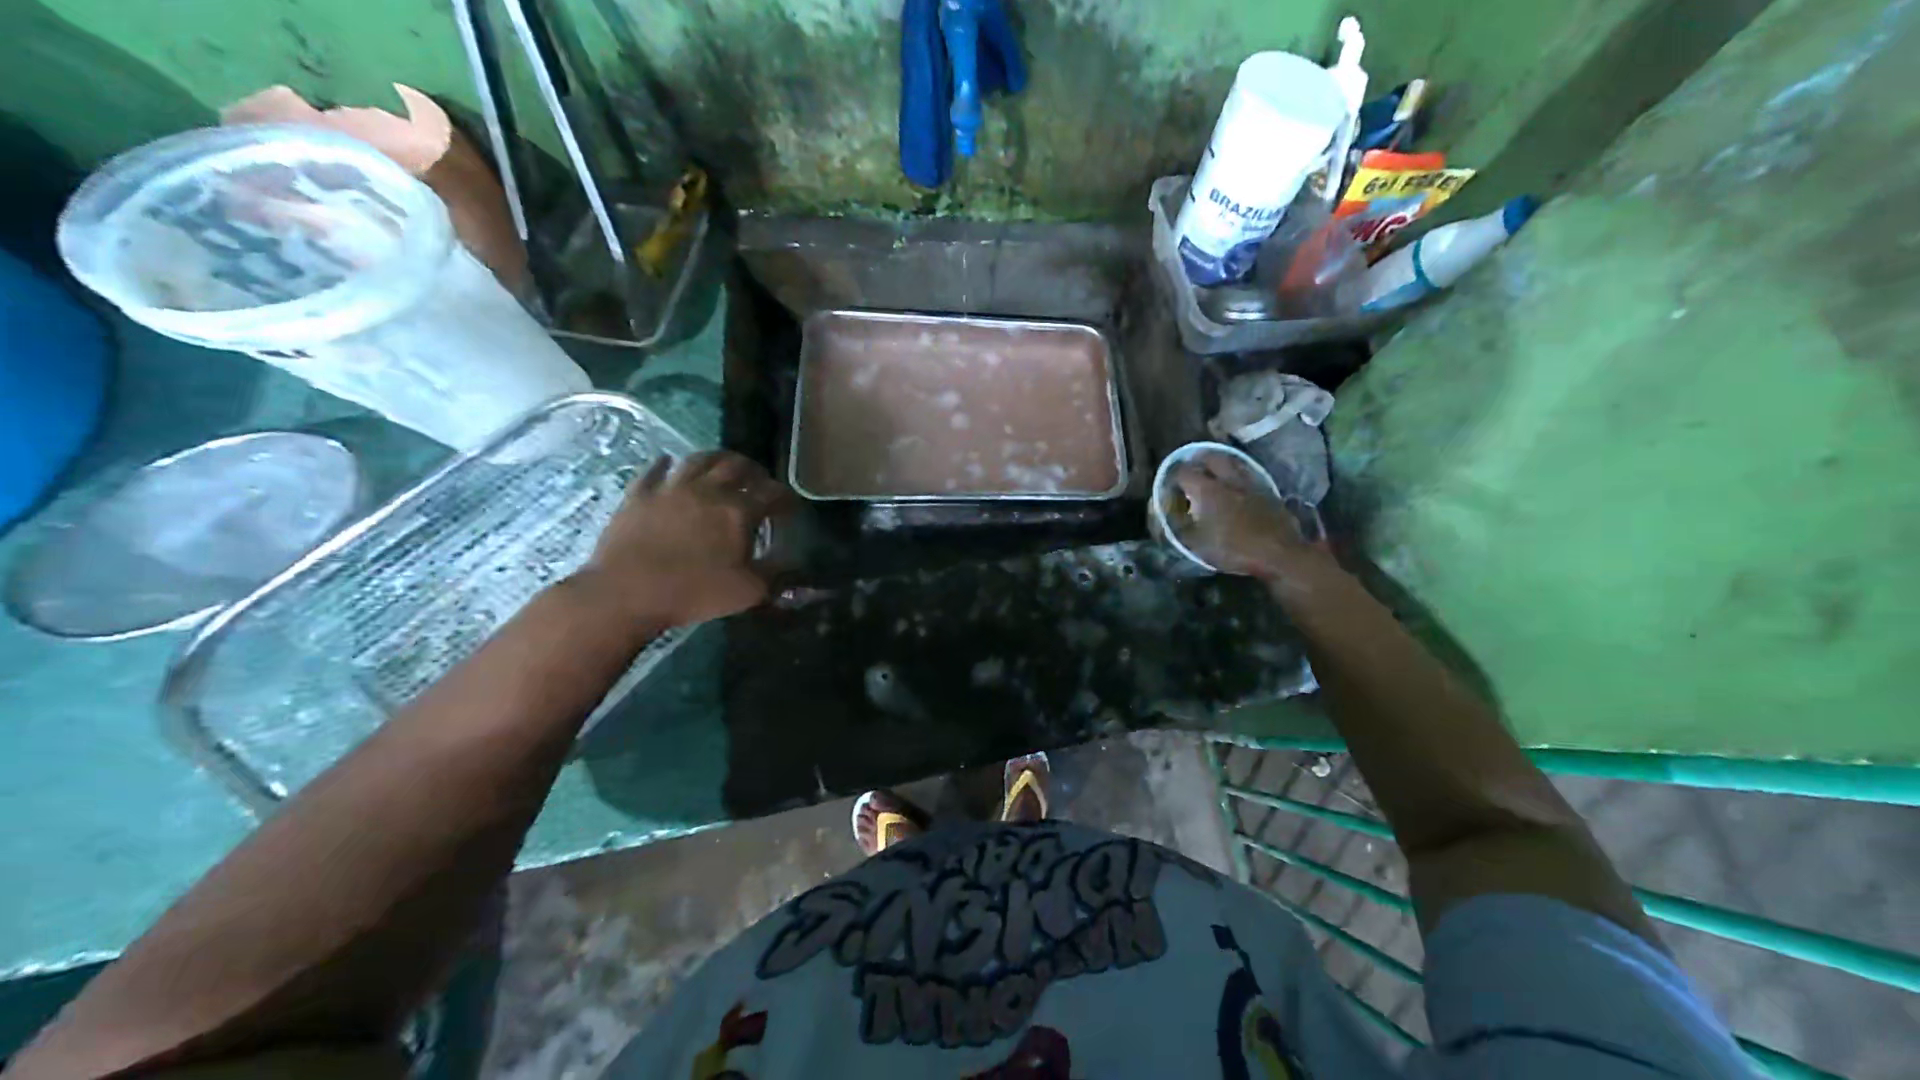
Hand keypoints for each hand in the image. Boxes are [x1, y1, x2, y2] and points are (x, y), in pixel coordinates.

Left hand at [574, 450, 792, 626]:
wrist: (626, 593)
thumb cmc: (693, 593)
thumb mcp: (748, 592)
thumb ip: (777, 575)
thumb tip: (797, 564)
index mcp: (738, 511)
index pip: (772, 493)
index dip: (786, 498)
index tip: (791, 508)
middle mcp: (708, 490)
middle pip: (737, 466)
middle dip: (755, 471)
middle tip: (760, 481)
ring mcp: (671, 488)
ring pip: (699, 459)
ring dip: (717, 459)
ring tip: (724, 466)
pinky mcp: (639, 494)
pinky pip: (654, 470)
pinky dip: (665, 463)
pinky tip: (668, 462)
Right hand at [1170, 453, 1317, 577]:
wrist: (1278, 553)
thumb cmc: (1232, 549)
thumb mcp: (1195, 543)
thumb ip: (1177, 524)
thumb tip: (1165, 510)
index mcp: (1206, 491)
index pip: (1183, 472)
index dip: (1173, 476)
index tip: (1169, 484)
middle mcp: (1228, 480)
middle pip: (1212, 458)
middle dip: (1199, 459)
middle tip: (1193, 466)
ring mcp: (1251, 483)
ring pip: (1234, 462)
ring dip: (1221, 462)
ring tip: (1215, 469)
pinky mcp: (1268, 491)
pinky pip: (1249, 474)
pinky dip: (1239, 474)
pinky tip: (1238, 483)